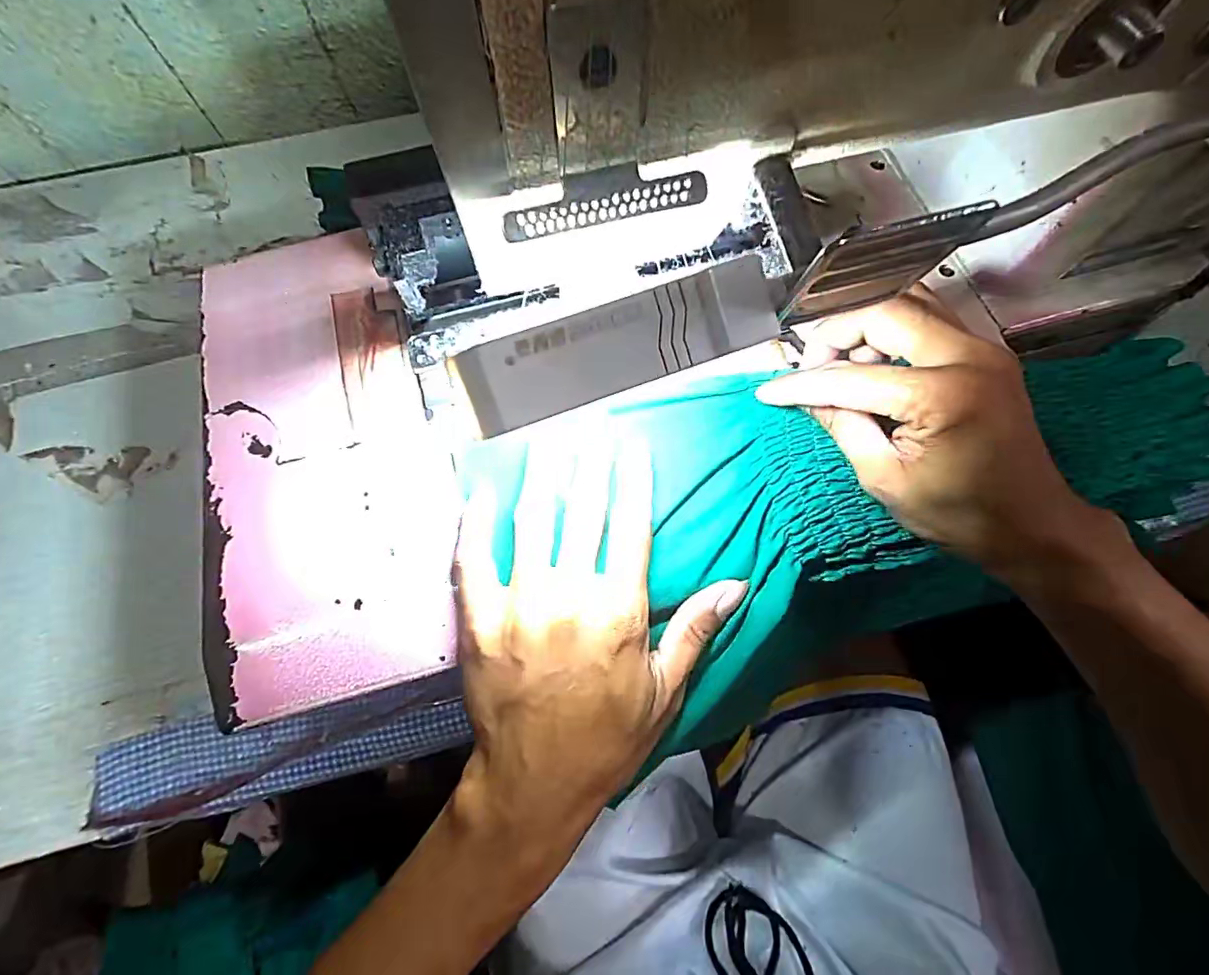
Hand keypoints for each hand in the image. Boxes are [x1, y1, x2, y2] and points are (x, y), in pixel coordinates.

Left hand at [453, 439, 747, 843]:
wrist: (536, 778)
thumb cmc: (608, 738)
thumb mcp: (664, 691)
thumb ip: (694, 630)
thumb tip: (735, 585)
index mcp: (620, 610)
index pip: (630, 525)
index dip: (631, 479)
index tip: (631, 446)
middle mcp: (570, 596)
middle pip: (582, 511)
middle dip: (588, 464)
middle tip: (589, 430)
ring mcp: (520, 604)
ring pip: (531, 522)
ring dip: (541, 476)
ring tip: (547, 442)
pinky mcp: (480, 619)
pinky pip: (473, 557)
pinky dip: (476, 521)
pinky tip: (484, 491)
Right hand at [756, 287, 1113, 573]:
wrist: (1034, 525)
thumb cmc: (958, 514)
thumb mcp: (884, 478)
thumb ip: (843, 426)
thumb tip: (806, 395)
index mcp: (942, 395)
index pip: (851, 376)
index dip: (802, 384)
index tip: (769, 391)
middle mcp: (968, 357)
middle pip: (885, 311)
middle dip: (835, 335)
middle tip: (810, 369)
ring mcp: (982, 350)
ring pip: (910, 303)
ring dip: (864, 326)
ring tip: (839, 364)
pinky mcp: (985, 354)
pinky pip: (928, 319)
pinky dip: (890, 331)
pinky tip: (872, 363)